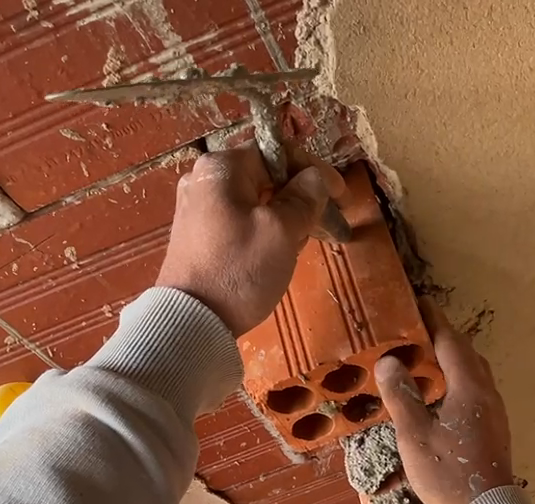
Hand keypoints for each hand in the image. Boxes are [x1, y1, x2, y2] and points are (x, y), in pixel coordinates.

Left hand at [156, 145, 343, 336]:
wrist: (192, 320)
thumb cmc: (240, 270)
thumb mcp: (281, 232)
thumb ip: (303, 199)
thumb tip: (316, 178)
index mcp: (222, 167)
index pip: (278, 153)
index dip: (315, 171)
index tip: (342, 197)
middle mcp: (205, 179)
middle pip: (267, 177)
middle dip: (302, 198)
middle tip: (330, 223)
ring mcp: (199, 208)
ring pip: (256, 201)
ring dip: (287, 217)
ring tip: (309, 241)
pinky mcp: (199, 236)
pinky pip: (242, 221)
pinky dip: (267, 230)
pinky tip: (281, 252)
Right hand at [376, 300, 514, 503]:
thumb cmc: (448, 473)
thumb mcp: (415, 436)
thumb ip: (401, 396)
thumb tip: (390, 361)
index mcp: (469, 388)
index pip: (451, 341)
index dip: (433, 320)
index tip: (417, 303)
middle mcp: (487, 394)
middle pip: (467, 354)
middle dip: (444, 338)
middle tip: (417, 331)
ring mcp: (495, 413)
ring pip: (475, 373)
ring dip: (453, 360)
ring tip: (427, 360)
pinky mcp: (495, 429)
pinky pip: (477, 391)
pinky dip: (459, 380)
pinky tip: (443, 394)